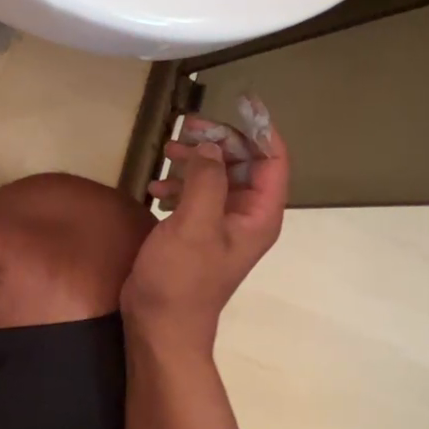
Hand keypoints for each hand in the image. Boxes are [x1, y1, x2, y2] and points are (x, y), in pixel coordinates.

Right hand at [119, 96, 288, 354]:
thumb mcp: (193, 226)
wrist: (161, 327)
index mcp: (258, 215)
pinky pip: (197, 195)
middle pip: (243, 162)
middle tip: (185, 127)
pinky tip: (155, 187)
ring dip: (195, 160)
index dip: (260, 128)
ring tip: (166, 154)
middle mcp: (246, 216)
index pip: (273, 159)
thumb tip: (209, 145)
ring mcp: (221, 226)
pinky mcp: (197, 233)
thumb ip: (205, 181)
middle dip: (218, 141)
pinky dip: (180, 183)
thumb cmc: (181, 280)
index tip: (239, 101)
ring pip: (218, 176)